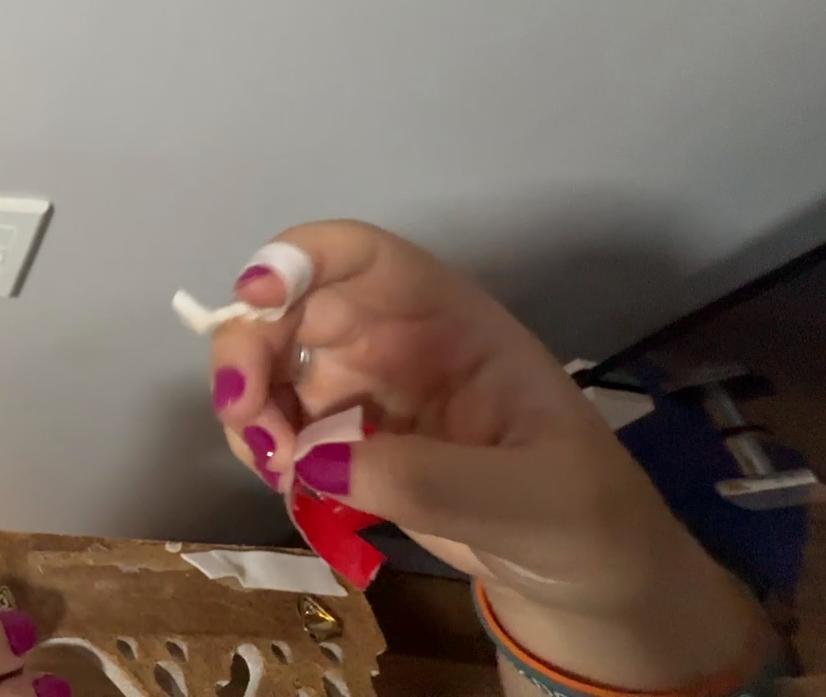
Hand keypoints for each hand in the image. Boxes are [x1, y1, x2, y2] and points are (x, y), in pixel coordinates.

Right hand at [209, 220, 763, 690]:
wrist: (581, 572)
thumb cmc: (582, 517)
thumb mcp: (538, 501)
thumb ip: (432, 480)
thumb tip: (313, 460)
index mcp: (440, 314)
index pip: (357, 253)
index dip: (295, 258)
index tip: (255, 298)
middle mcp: (381, 330)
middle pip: (286, 306)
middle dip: (247, 349)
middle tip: (243, 416)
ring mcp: (350, 375)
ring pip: (263, 358)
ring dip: (246, 405)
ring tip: (274, 469)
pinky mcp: (330, 423)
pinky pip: (268, 414)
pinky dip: (257, 441)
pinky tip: (283, 479)